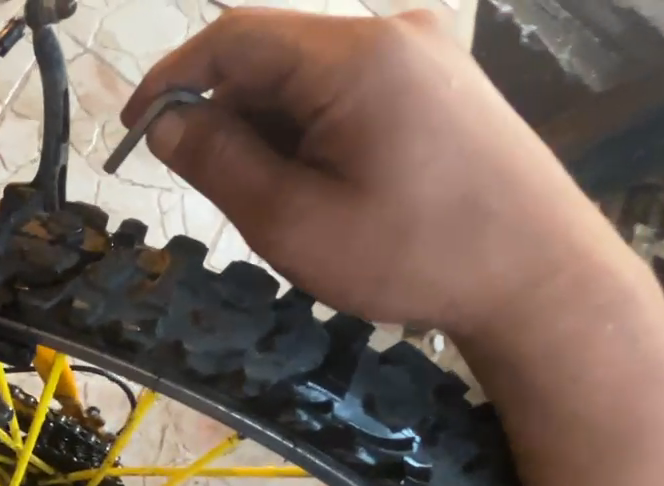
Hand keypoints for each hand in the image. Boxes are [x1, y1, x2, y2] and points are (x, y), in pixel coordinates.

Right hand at [126, 9, 630, 341]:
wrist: (534, 274)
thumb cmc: (405, 253)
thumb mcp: (287, 218)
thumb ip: (217, 161)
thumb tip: (163, 122)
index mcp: (354, 57)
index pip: (233, 38)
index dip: (168, 79)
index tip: (129, 132)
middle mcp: (388, 33)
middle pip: (265, 57)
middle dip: (218, 117)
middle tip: (210, 193)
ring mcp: (415, 53)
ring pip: (296, 80)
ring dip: (258, 133)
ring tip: (271, 202)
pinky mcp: (428, 80)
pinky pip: (333, 92)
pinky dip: (296, 133)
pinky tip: (307, 185)